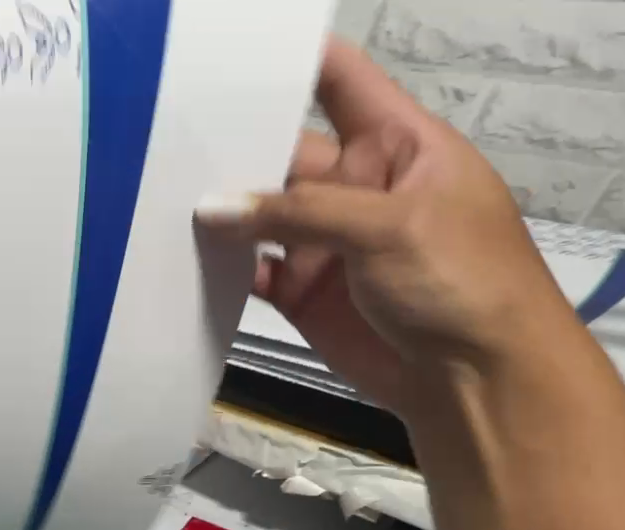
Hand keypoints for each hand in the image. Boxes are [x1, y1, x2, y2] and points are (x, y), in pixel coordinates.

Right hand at [199, 40, 579, 417]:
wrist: (467, 373)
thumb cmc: (460, 278)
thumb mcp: (390, 226)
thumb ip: (299, 214)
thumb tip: (213, 208)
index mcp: (394, 147)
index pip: (344, 85)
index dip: (297, 65)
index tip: (236, 62)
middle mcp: (352, 188)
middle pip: (282, 157)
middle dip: (232, 152)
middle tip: (166, 149)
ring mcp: (322, 241)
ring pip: (256, 217)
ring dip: (217, 215)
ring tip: (156, 205)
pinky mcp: (298, 289)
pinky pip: (247, 270)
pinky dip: (217, 268)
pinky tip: (179, 261)